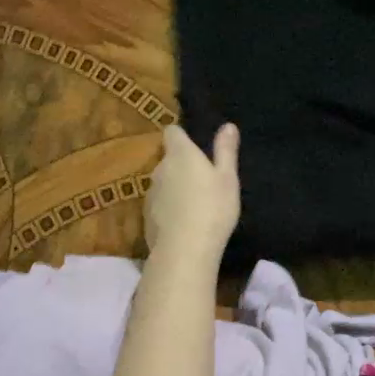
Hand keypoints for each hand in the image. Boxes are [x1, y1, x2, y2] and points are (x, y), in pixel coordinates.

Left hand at [145, 123, 240, 259]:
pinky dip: (169, 208)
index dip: (182, 135)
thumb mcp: (227, 178)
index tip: (195, 144)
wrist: (184, 250)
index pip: (172, 132)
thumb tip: (228, 125)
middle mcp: (160, 168)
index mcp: (180, 154)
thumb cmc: (212, 208)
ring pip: (163, 183)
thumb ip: (226, 150)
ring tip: (194, 204)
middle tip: (203, 180)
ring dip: (175, 187)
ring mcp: (150, 193)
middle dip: (181, 165)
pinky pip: (159, 204)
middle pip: (168, 159)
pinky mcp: (146, 216)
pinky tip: (184, 223)